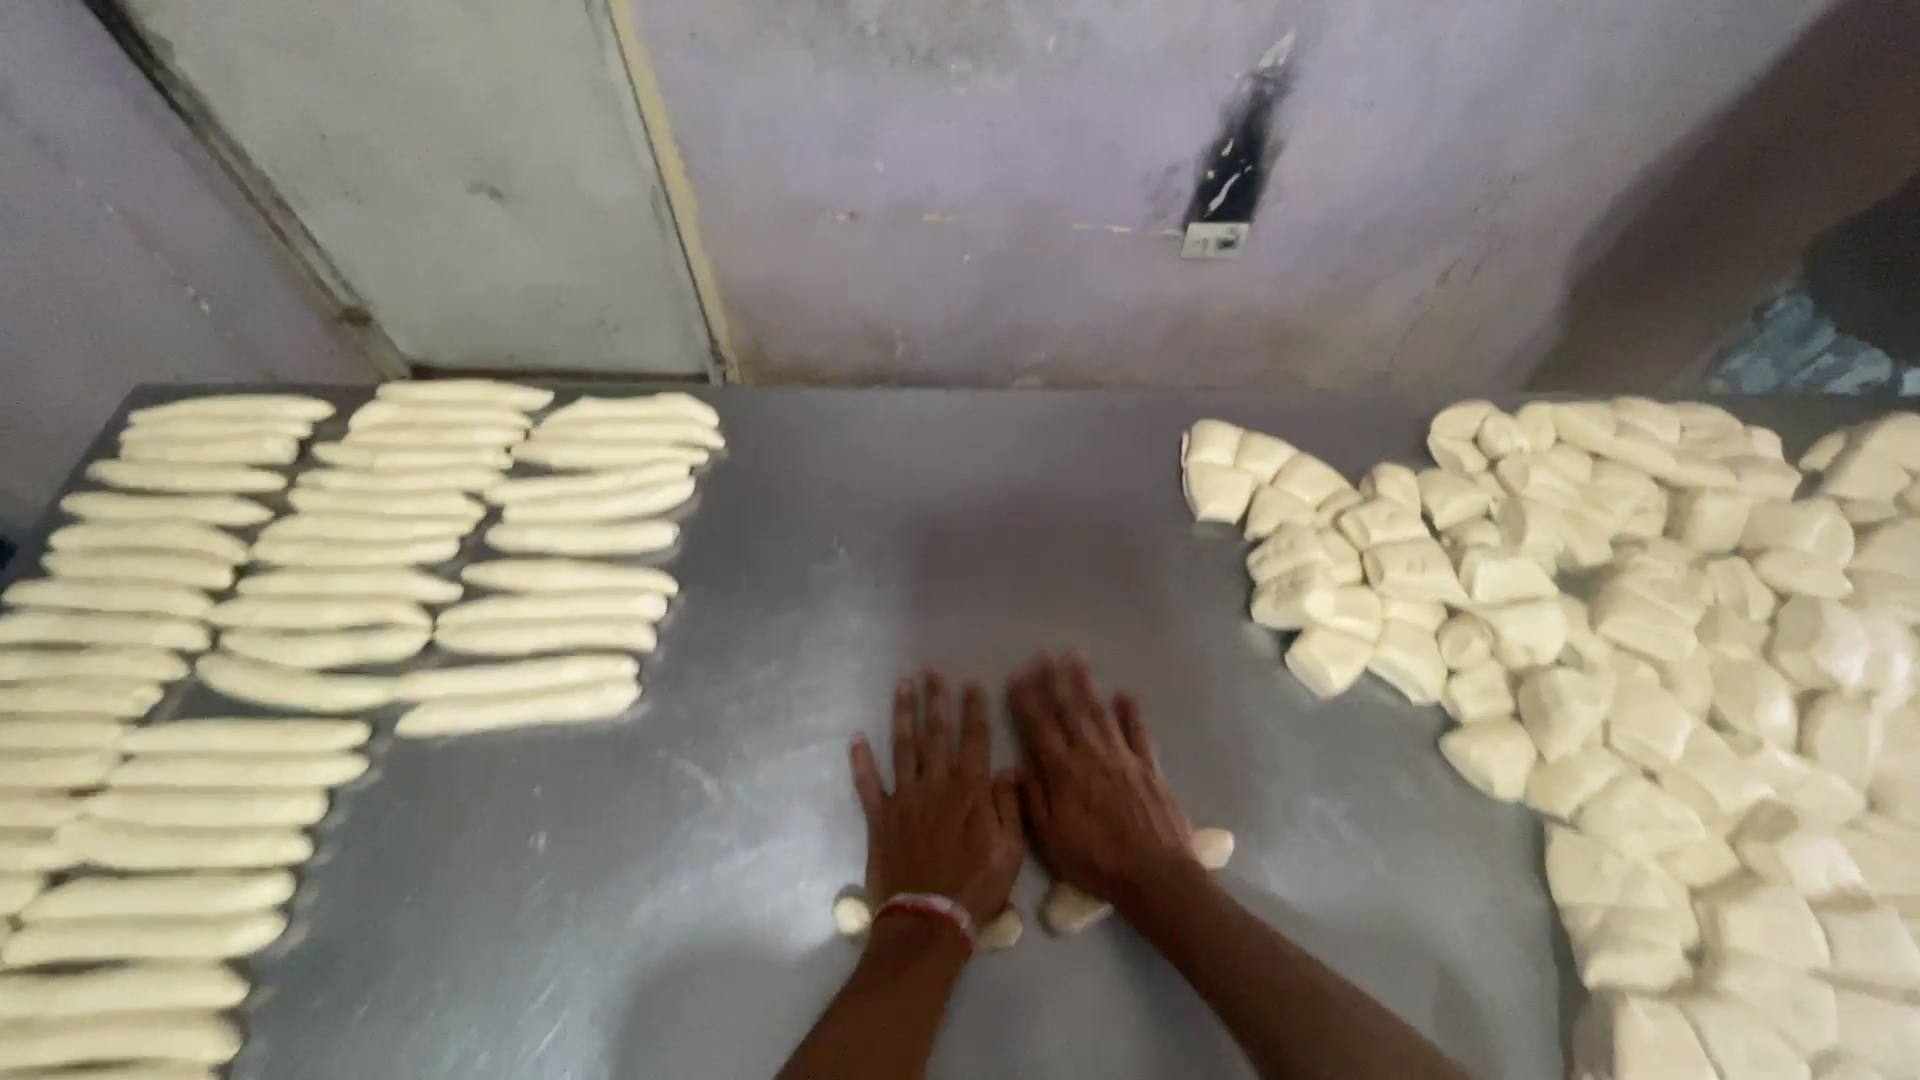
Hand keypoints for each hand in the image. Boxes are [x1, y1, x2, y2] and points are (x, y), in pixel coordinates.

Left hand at [850, 673, 1026, 927]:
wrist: (929, 922)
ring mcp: (905, 799)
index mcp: (969, 791)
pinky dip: (861, 759)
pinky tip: (857, 736)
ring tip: (903, 686)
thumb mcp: (1011, 852)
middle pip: (937, 734)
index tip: (970, 683)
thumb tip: (1009, 769)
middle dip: (936, 700)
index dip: (973, 709)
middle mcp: (936, 785)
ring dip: (903, 714)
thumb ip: (1011, 807)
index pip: (974, 739)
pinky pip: (867, 783)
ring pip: (903, 747)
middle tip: (932, 672)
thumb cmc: (976, 888)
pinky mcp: (880, 817)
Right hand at [1008, 652, 1199, 905]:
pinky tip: (1125, 693)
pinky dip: (1132, 712)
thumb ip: (1032, 799)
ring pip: (1100, 712)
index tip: (1017, 675)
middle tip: (1045, 654)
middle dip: (1054, 680)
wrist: (1156, 876)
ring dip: (1086, 684)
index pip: (1039, 728)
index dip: (1026, 700)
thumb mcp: (1051, 839)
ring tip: (1076, 658)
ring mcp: (1123, 758)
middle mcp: (1091, 756)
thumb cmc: (1096, 863)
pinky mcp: (1150, 767)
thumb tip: (1015, 764)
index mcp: (1063, 773)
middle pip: (1069, 710)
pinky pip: (1139, 732)